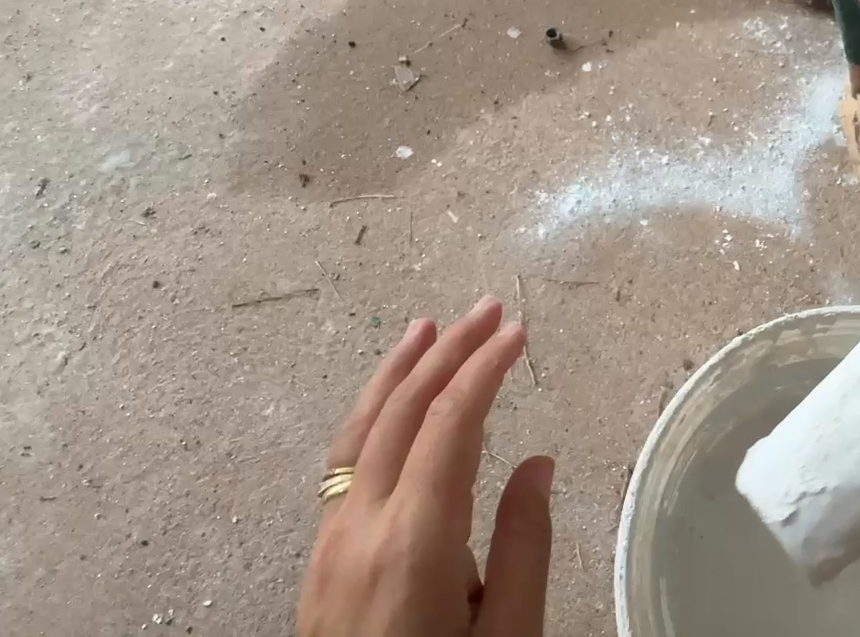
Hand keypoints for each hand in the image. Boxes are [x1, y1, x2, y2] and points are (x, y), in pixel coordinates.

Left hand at [297, 297, 553, 636]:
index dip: (485, 368)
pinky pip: (345, 458)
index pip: (452, 423)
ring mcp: (331, 536)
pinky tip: (390, 398)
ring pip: (362, 427)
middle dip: (449, 350)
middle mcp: (362, 522)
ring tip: (429, 326)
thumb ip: (524, 546)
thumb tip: (537, 464)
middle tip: (488, 307)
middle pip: (404, 410)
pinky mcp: (321, 552)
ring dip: (400, 369)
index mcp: (414, 539)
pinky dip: (372, 409)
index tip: (518, 332)